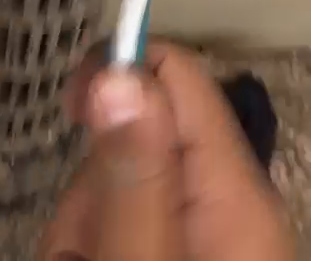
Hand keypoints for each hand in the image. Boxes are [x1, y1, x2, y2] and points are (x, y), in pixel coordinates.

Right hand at [41, 43, 295, 260]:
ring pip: (124, 176)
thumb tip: (118, 68)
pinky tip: (95, 257)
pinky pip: (133, 213)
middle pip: (140, 129)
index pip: (176, 69)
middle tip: (81, 239)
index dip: (117, 69)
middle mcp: (234, 194)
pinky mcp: (198, 244)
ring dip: (88, 218)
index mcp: (238, 186)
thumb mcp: (141, 258)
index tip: (72, 109)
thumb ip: (134, 169)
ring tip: (82, 256)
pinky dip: (99, 237)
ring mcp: (216, 225)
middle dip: (94, 180)